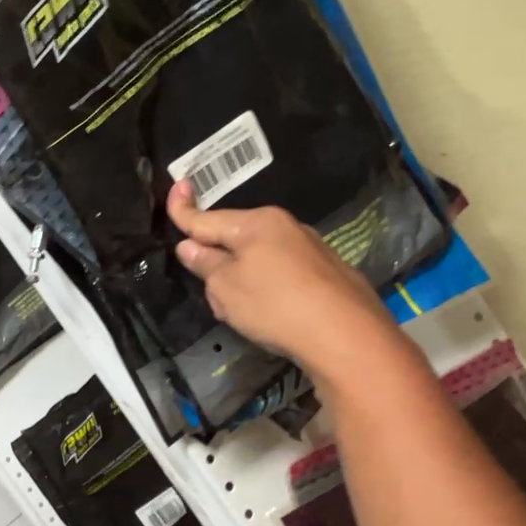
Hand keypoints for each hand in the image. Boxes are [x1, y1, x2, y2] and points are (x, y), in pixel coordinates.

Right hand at [166, 179, 405, 379]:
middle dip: (214, 258)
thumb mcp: (224, 287)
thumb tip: (190, 246)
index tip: (175, 187)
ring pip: (256, 258)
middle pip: (233, 237)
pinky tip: (270, 314)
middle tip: (210, 291)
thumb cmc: (275, 305)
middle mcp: (286, 228)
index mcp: (257, 224)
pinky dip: (264, 287)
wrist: (349, 339)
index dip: (183, 208)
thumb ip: (204, 263)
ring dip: (239, 278)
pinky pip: (280, 273)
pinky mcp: (327, 273)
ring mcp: (311, 249)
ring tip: (240, 311)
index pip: (206, 217)